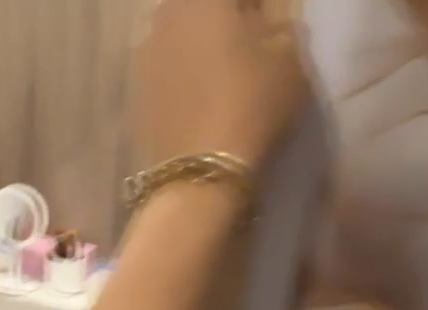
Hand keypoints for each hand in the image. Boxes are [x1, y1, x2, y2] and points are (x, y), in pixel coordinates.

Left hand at [135, 0, 308, 169]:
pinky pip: (166, 71)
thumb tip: (267, 13)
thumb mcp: (290, 57)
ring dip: (201, 48)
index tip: (269, 26)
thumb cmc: (252, 106)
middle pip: (201, 8)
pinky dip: (183, 78)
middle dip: (225, 21)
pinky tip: (201, 104)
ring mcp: (145, 53)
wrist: (201, 174)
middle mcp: (166, 12)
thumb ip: (280, 20)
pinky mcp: (137, 92)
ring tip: (223, 80)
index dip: (257, 8)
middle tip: (248, 50)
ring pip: (179, 36)